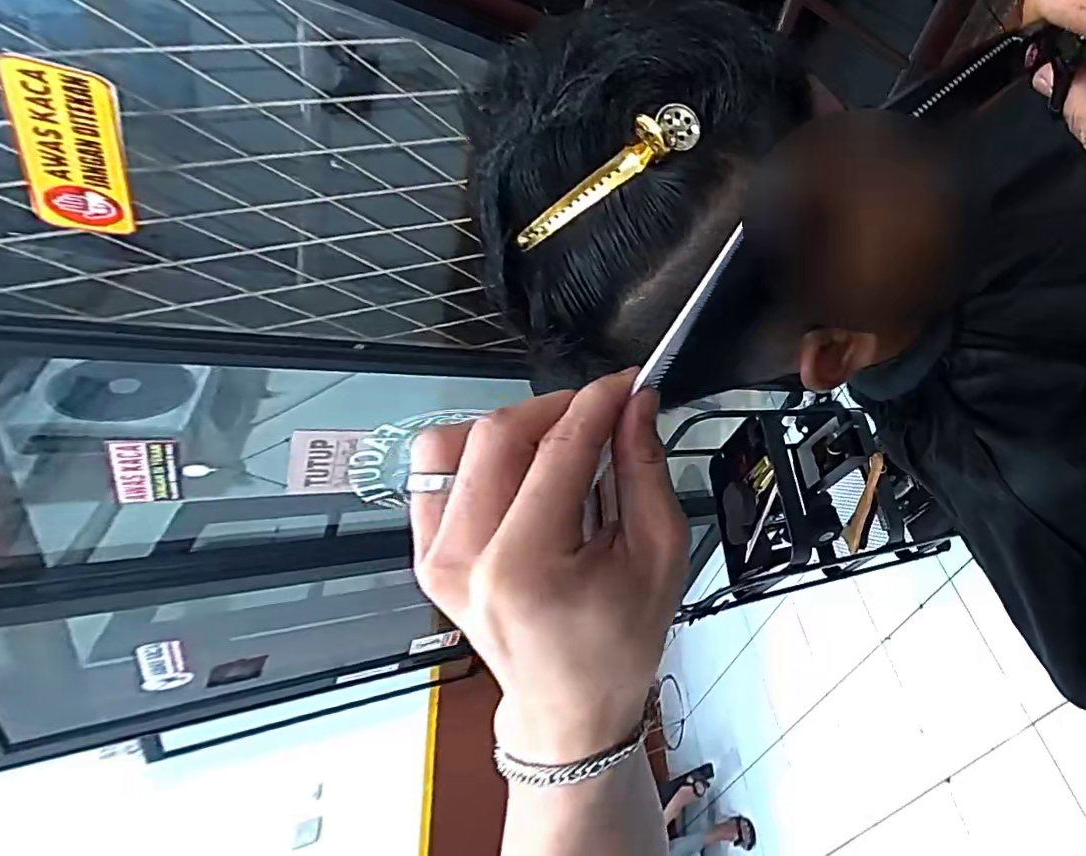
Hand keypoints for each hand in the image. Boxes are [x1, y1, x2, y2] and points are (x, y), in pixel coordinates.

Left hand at [408, 371, 688, 764]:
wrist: (569, 702)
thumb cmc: (618, 640)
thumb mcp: (659, 550)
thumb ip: (645, 467)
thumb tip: (636, 406)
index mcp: (527, 566)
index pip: (561, 446)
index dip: (600, 401)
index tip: (627, 384)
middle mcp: (466, 559)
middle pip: (500, 432)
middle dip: (562, 405)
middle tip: (604, 411)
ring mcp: (435, 556)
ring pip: (459, 440)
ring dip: (519, 426)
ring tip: (562, 444)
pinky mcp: (426, 552)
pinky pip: (436, 470)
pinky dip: (480, 450)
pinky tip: (522, 468)